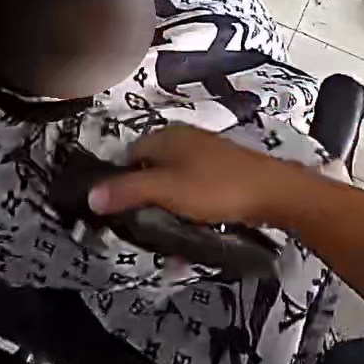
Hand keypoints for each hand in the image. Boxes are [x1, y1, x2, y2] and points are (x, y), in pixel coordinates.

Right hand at [86, 125, 316, 226]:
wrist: (271, 192)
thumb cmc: (218, 187)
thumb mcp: (166, 190)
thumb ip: (129, 191)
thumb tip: (92, 193)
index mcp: (169, 136)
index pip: (129, 153)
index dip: (118, 180)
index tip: (113, 208)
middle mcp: (187, 138)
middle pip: (150, 166)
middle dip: (143, 195)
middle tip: (139, 222)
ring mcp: (206, 153)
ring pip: (172, 180)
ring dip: (166, 205)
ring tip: (165, 228)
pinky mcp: (222, 170)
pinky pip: (193, 189)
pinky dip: (188, 206)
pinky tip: (192, 223)